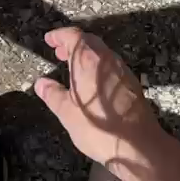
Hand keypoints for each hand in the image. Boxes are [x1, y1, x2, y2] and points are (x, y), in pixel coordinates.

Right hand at [33, 28, 167, 175]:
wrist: (138, 145)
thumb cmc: (98, 128)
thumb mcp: (67, 113)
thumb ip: (53, 95)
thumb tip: (41, 83)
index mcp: (88, 60)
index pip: (73, 36)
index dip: (59, 35)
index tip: (49, 39)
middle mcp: (106, 59)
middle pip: (88, 40)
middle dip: (72, 43)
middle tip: (58, 52)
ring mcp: (121, 69)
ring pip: (101, 52)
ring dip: (85, 54)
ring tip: (71, 67)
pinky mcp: (130, 82)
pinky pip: (109, 64)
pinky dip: (96, 65)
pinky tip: (91, 82)